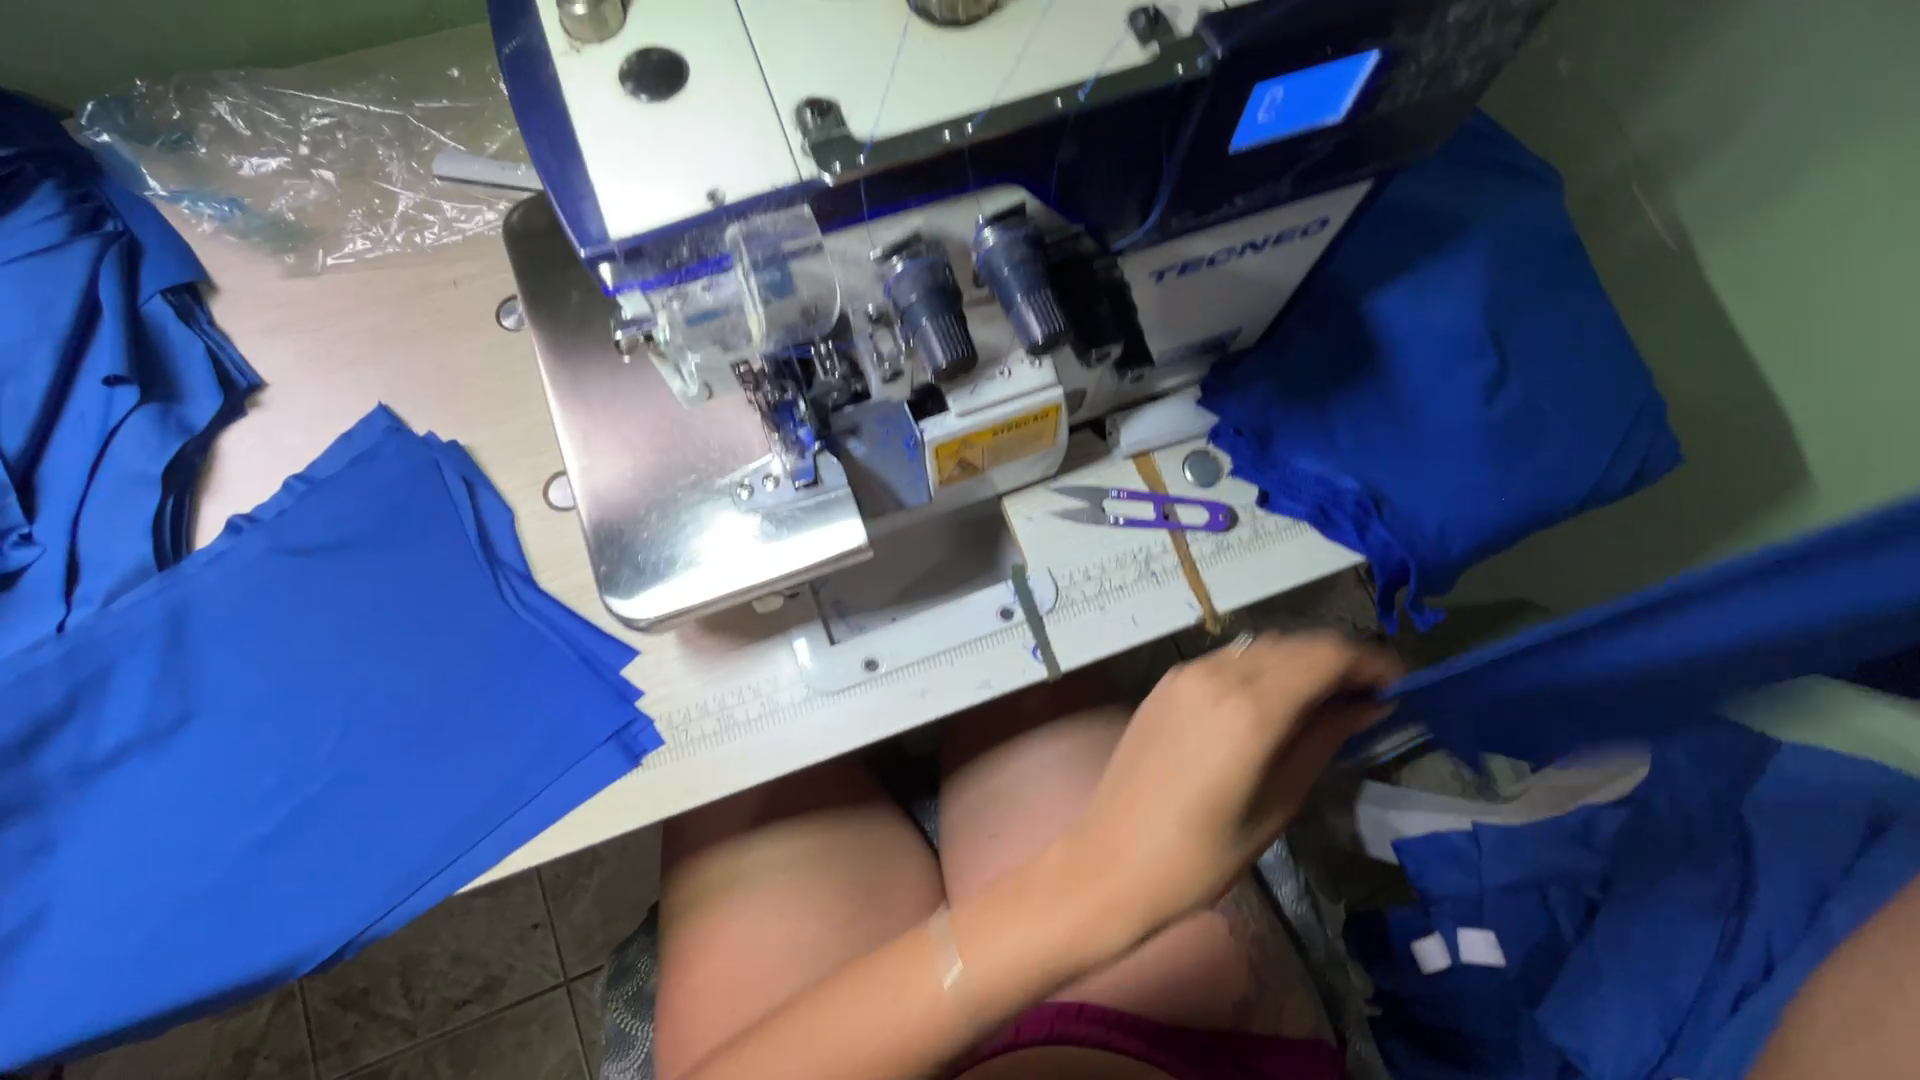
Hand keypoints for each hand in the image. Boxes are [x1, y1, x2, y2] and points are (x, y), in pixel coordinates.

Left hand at [1063, 632, 1401, 942]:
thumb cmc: (1201, 854)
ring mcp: (1183, 675)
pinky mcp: (1163, 685)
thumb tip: (1366, 705)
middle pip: (1294, 644)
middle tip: (1367, 695)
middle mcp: (1216, 674)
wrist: (1110, 862)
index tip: (1398, 683)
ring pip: (1259, 647)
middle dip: (1337, 661)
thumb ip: (1323, 741)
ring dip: (1297, 661)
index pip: (1326, 654)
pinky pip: (1226, 661)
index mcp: (1250, 706)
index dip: (1369, 662)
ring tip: (1325, 700)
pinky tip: (1272, 701)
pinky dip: (1260, 669)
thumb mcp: (1278, 803)